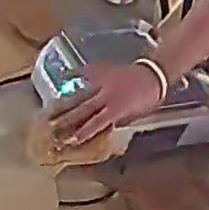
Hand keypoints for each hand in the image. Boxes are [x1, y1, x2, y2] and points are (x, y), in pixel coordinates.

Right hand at [49, 62, 165, 145]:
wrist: (155, 75)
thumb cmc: (147, 99)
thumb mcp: (135, 115)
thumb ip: (116, 120)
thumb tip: (103, 127)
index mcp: (117, 108)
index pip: (96, 123)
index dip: (84, 131)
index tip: (72, 139)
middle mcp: (108, 95)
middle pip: (84, 109)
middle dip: (68, 119)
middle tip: (54, 126)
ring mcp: (104, 81)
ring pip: (82, 93)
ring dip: (67, 102)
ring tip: (53, 108)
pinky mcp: (104, 71)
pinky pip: (88, 72)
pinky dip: (76, 74)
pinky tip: (65, 77)